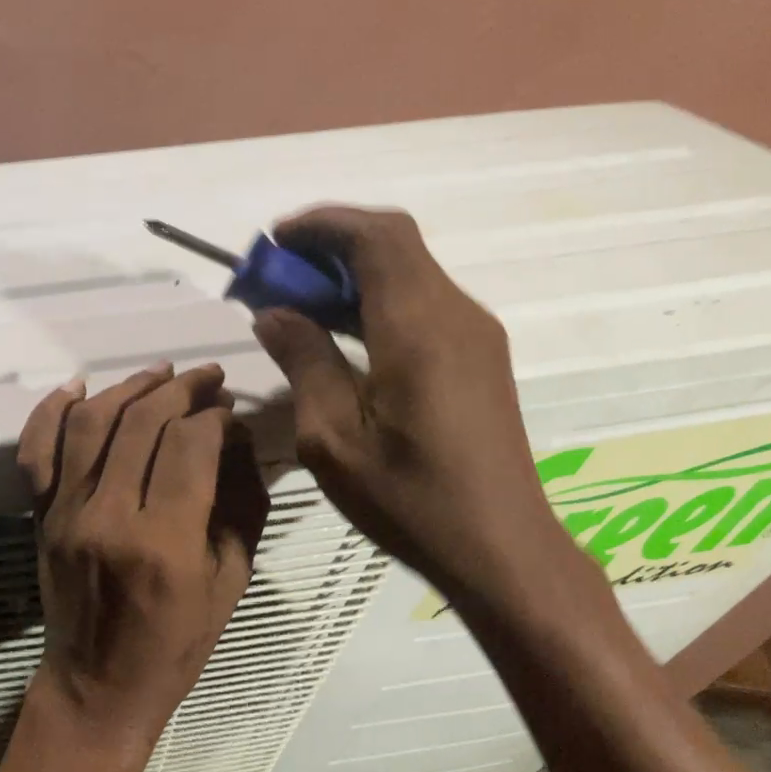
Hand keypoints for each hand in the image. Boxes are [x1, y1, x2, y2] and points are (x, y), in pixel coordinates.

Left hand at [15, 363, 268, 752]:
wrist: (97, 686)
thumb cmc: (174, 645)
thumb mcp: (229, 582)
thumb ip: (238, 506)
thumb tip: (234, 440)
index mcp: (164, 542)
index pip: (190, 445)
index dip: (215, 416)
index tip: (230, 412)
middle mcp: (109, 517)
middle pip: (141, 424)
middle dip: (181, 390)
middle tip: (207, 379)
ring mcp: (65, 513)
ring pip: (90, 424)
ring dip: (127, 389)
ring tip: (161, 374)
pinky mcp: (40, 516)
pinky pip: (36, 452)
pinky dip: (51, 412)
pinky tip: (78, 387)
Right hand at [252, 206, 581, 614]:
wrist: (499, 546)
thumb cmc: (407, 498)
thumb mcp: (331, 436)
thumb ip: (304, 363)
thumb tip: (274, 313)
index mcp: (418, 329)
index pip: (376, 237)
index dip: (321, 225)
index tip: (270, 242)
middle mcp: (455, 315)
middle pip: (395, 244)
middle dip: (329, 245)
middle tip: (274, 274)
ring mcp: (474, 334)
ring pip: (409, 270)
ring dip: (350, 272)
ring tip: (295, 303)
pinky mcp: (477, 356)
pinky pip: (420, 301)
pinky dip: (373, 298)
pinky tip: (339, 334)